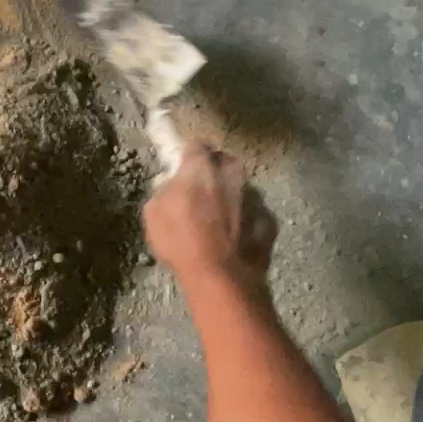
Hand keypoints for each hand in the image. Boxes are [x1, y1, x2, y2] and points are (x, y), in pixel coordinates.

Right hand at [143, 142, 275, 291]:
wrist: (221, 276)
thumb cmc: (180, 240)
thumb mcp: (153, 213)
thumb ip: (163, 191)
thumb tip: (171, 185)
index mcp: (201, 168)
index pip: (196, 145)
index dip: (187, 154)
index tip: (180, 165)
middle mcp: (233, 175)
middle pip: (225, 161)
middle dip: (215, 170)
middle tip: (201, 189)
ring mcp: (255, 198)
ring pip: (242, 187)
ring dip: (232, 195)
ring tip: (219, 218)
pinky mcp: (269, 222)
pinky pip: (255, 213)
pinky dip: (246, 219)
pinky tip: (235, 236)